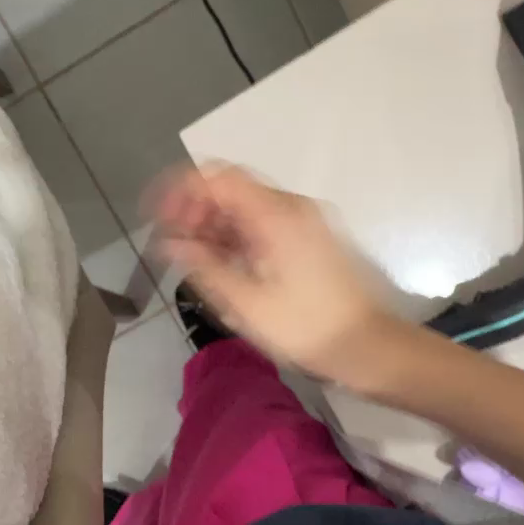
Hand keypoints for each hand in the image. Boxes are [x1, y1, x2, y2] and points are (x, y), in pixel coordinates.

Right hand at [151, 165, 409, 387]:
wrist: (367, 347)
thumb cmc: (305, 328)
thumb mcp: (246, 303)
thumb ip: (204, 267)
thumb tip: (170, 243)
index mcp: (276, 214)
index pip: (219, 177)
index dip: (181, 189)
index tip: (156, 216)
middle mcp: (292, 207)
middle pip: (233, 191)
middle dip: (196, 212)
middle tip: (170, 246)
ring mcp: (305, 223)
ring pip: (248, 210)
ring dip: (215, 228)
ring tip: (192, 261)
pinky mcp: (310, 241)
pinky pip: (265, 227)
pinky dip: (238, 240)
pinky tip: (223, 268)